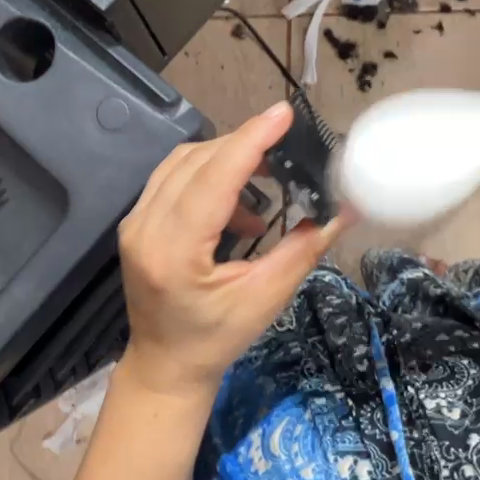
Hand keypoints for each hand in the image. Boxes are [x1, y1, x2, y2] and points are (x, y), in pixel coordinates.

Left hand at [118, 102, 347, 398]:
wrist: (165, 365)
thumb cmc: (215, 340)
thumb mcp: (265, 299)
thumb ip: (302, 250)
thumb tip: (345, 210)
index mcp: (174, 251)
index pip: (212, 178)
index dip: (249, 141)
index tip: (283, 114)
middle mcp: (145, 228)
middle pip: (195, 162)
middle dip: (242, 146)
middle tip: (286, 147)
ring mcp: (134, 223)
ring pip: (180, 164)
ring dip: (224, 158)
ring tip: (268, 175)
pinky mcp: (136, 223)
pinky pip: (171, 179)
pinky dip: (206, 176)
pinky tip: (240, 210)